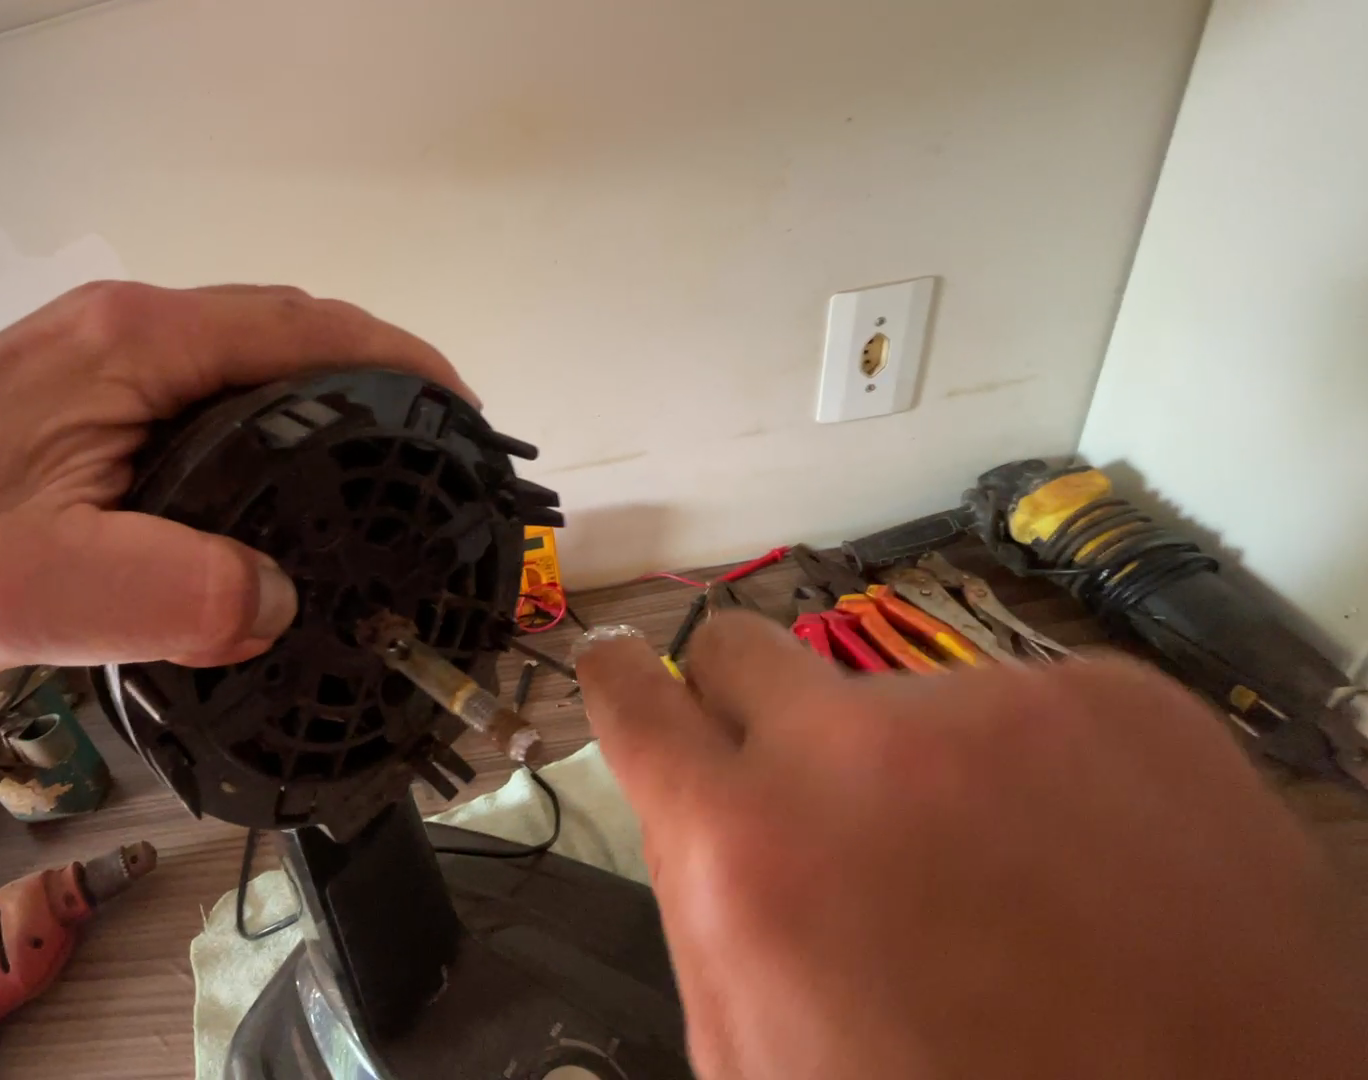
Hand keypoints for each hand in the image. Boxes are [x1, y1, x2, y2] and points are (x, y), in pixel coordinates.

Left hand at [0, 282, 471, 671]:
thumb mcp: (41, 593)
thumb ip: (172, 595)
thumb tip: (279, 601)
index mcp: (139, 348)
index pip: (303, 329)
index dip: (398, 364)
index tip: (459, 416)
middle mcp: (133, 329)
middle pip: (291, 332)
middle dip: (380, 379)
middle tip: (433, 453)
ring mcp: (112, 354)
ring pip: (258, 357)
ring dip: (331, 397)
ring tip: (383, 465)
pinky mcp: (96, 389)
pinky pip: (219, 386)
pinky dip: (279, 418)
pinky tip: (291, 475)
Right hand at [577, 615, 1367, 1078]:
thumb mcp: (752, 1040)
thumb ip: (693, 890)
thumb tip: (683, 785)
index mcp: (746, 846)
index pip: (636, 699)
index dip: (617, 676)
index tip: (616, 659)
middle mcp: (852, 751)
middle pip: (740, 646)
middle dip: (746, 702)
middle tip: (798, 776)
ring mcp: (994, 711)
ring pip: (882, 693)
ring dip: (900, 759)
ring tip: (986, 866)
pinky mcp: (1119, 702)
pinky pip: (1005, 702)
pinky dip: (1013, 763)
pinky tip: (1072, 854)